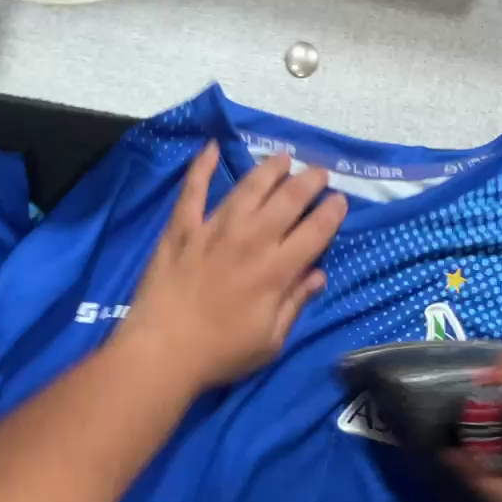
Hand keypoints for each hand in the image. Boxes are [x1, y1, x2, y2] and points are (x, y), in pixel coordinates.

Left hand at [114, 143, 346, 391]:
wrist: (162, 351)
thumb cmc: (220, 354)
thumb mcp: (270, 340)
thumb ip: (295, 303)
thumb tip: (317, 275)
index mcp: (277, 270)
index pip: (315, 231)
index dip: (332, 212)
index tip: (340, 200)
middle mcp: (251, 240)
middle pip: (288, 199)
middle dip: (309, 181)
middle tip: (319, 173)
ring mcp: (213, 230)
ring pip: (248, 188)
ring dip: (270, 168)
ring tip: (284, 157)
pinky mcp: (181, 229)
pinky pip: (193, 190)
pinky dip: (202, 166)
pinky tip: (211, 147)